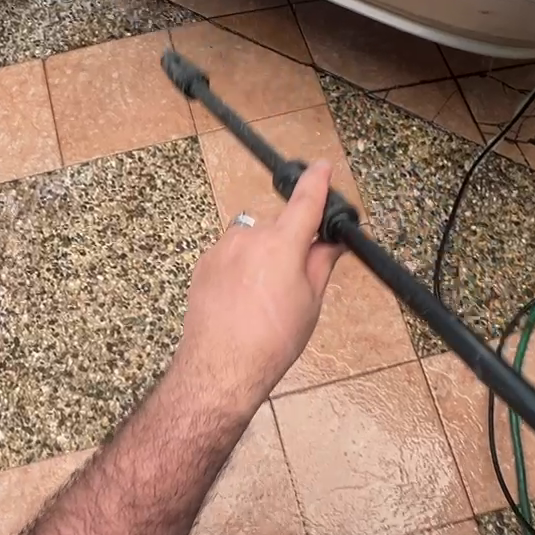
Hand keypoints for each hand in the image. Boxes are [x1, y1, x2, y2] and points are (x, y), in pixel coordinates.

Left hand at [171, 161, 347, 416]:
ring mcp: (222, 249)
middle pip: (277, 226)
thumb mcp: (310, 302)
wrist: (220, 367)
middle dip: (289, 244)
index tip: (321, 167)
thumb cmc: (270, 341)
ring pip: (252, 240)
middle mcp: (248, 237)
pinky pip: (231, 254)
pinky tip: (241, 300)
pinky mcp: (204, 263)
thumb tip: (330, 242)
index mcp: (281, 244)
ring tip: (263, 298)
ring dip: (261, 256)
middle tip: (294, 282)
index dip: (317, 181)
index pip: (305, 201)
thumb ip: (321, 263)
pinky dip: (240, 268)